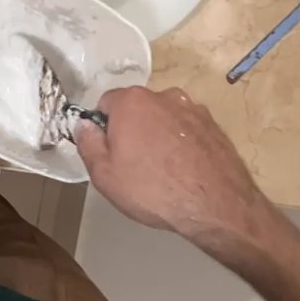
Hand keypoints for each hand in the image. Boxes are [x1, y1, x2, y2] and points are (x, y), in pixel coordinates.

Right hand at [77, 86, 269, 246]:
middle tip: (132, 164)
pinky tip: (183, 168)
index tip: (108, 152)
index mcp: (131, 101)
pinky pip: (186, 128)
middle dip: (131, 129)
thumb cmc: (152, 189)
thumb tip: (84, 124)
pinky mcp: (213, 124)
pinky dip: (180, 142)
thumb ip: (88, 143)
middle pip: (136, 108)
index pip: (105, 103)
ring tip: (161, 169)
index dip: (102, 127)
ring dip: (157, 134)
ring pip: (163, 117)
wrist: (215, 205)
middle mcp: (163, 95)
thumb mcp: (104, 174)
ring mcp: (192, 108)